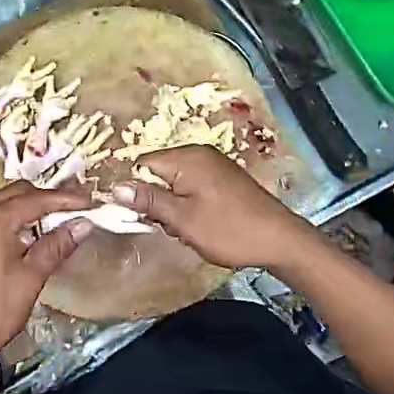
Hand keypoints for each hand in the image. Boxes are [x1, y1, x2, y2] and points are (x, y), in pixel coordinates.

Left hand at [0, 183, 92, 393]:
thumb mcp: (31, 277)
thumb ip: (57, 245)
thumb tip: (82, 224)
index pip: (37, 199)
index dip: (67, 200)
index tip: (91, 203)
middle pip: (18, 194)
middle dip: (49, 198)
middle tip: (77, 209)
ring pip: (5, 205)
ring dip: (32, 209)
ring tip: (60, 222)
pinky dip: (17, 220)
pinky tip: (33, 237)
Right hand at [113, 146, 320, 271]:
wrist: (279, 239)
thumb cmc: (229, 230)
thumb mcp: (182, 219)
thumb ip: (149, 201)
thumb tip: (115, 187)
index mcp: (188, 158)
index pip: (141, 164)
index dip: (134, 191)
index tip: (136, 216)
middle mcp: (200, 154)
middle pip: (158, 173)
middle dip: (157, 202)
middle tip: (170, 226)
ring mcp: (215, 166)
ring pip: (176, 184)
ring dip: (174, 208)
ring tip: (189, 228)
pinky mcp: (225, 180)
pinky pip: (194, 188)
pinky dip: (191, 206)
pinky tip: (203, 225)